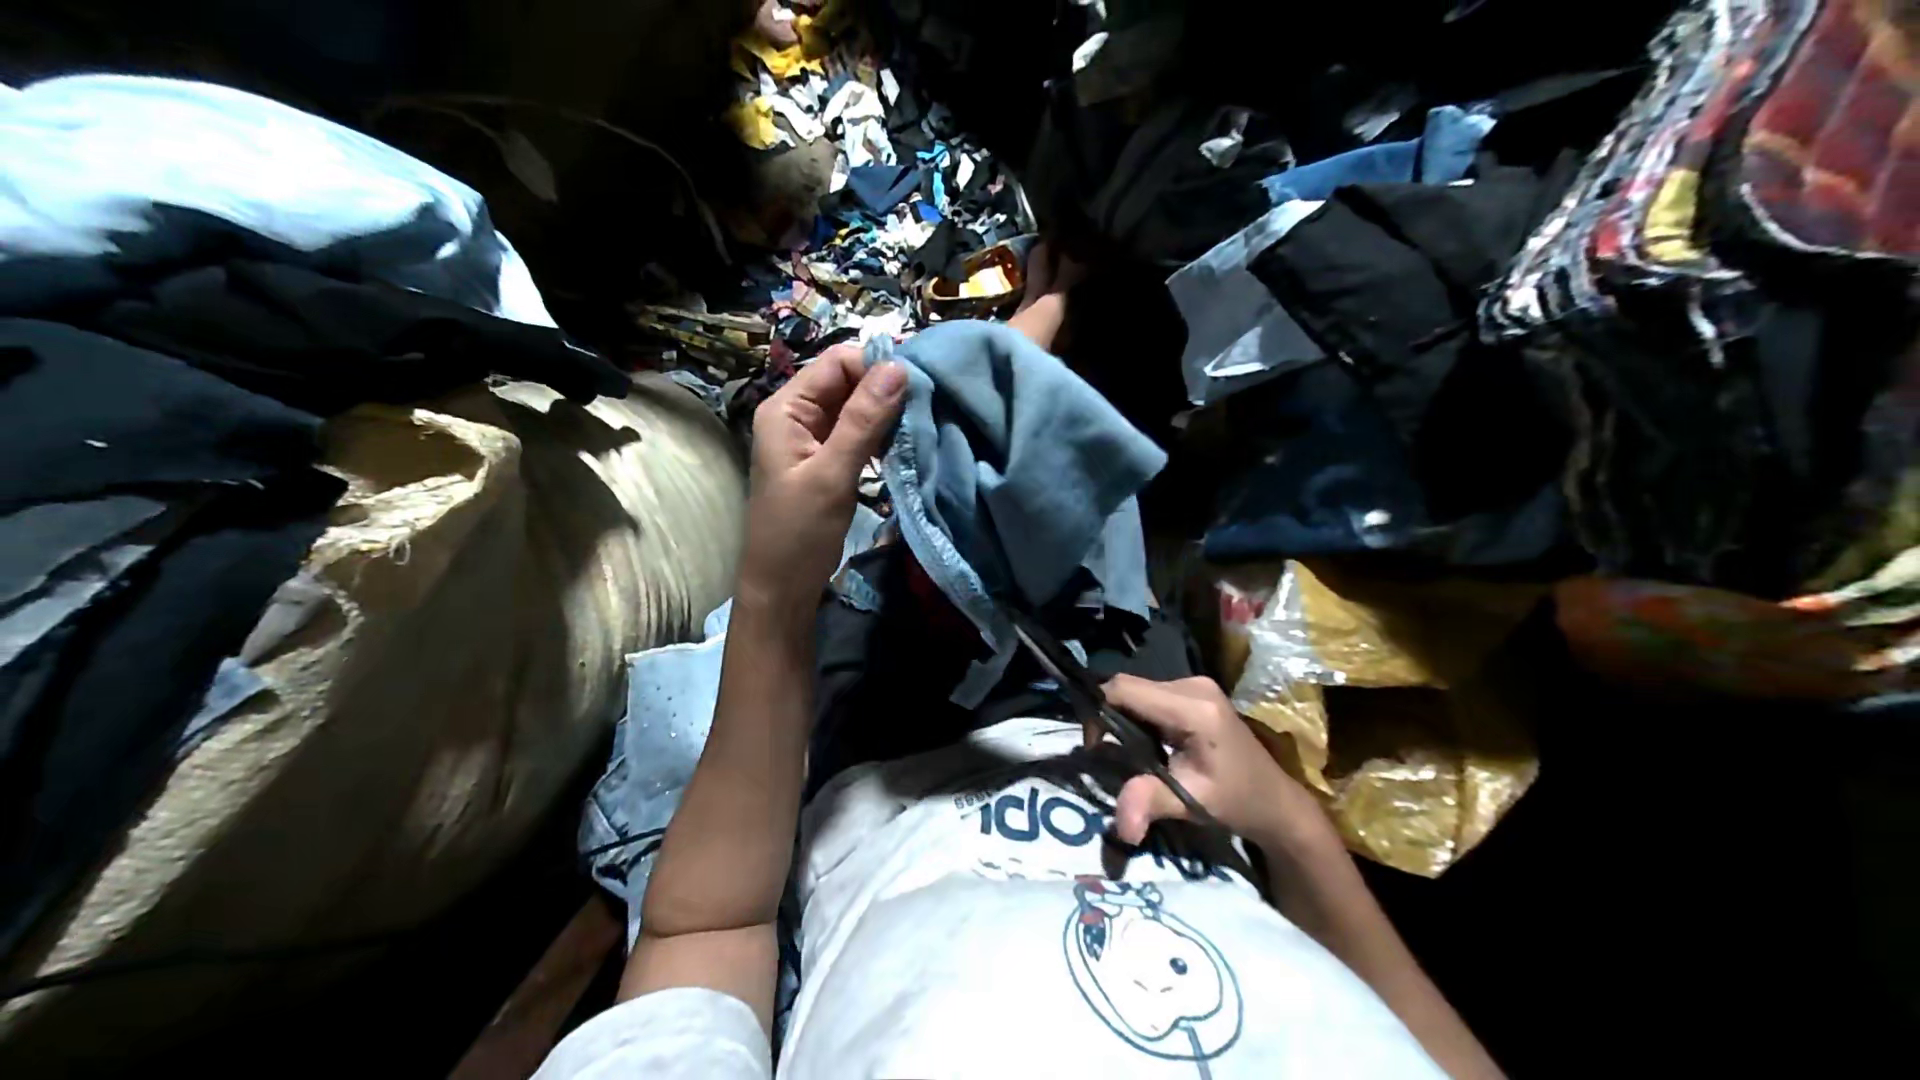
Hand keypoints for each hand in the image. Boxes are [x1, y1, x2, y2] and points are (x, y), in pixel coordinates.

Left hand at [739, 343, 905, 617]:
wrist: (782, 588)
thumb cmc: (799, 533)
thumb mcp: (832, 475)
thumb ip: (863, 421)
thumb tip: (898, 368)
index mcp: (786, 409)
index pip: (836, 363)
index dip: (875, 367)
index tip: (918, 385)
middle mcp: (797, 415)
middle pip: (847, 381)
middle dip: (884, 390)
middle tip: (925, 406)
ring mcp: (812, 438)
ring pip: (856, 407)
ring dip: (886, 413)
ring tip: (919, 425)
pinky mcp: (827, 460)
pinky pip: (857, 433)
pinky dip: (880, 435)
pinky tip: (903, 444)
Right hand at [1100, 675, 1338, 854]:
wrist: (1274, 801)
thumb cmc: (1236, 801)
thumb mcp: (1191, 802)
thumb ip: (1150, 801)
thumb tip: (1121, 828)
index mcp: (1194, 707)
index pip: (1125, 689)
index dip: (1098, 710)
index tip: (1093, 745)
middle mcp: (1193, 685)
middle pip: (1129, 686)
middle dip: (1108, 714)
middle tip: (1103, 750)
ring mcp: (1195, 684)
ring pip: (1137, 689)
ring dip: (1122, 715)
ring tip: (1124, 749)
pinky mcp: (1194, 691)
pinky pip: (1150, 694)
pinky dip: (1137, 714)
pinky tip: (1145, 741)